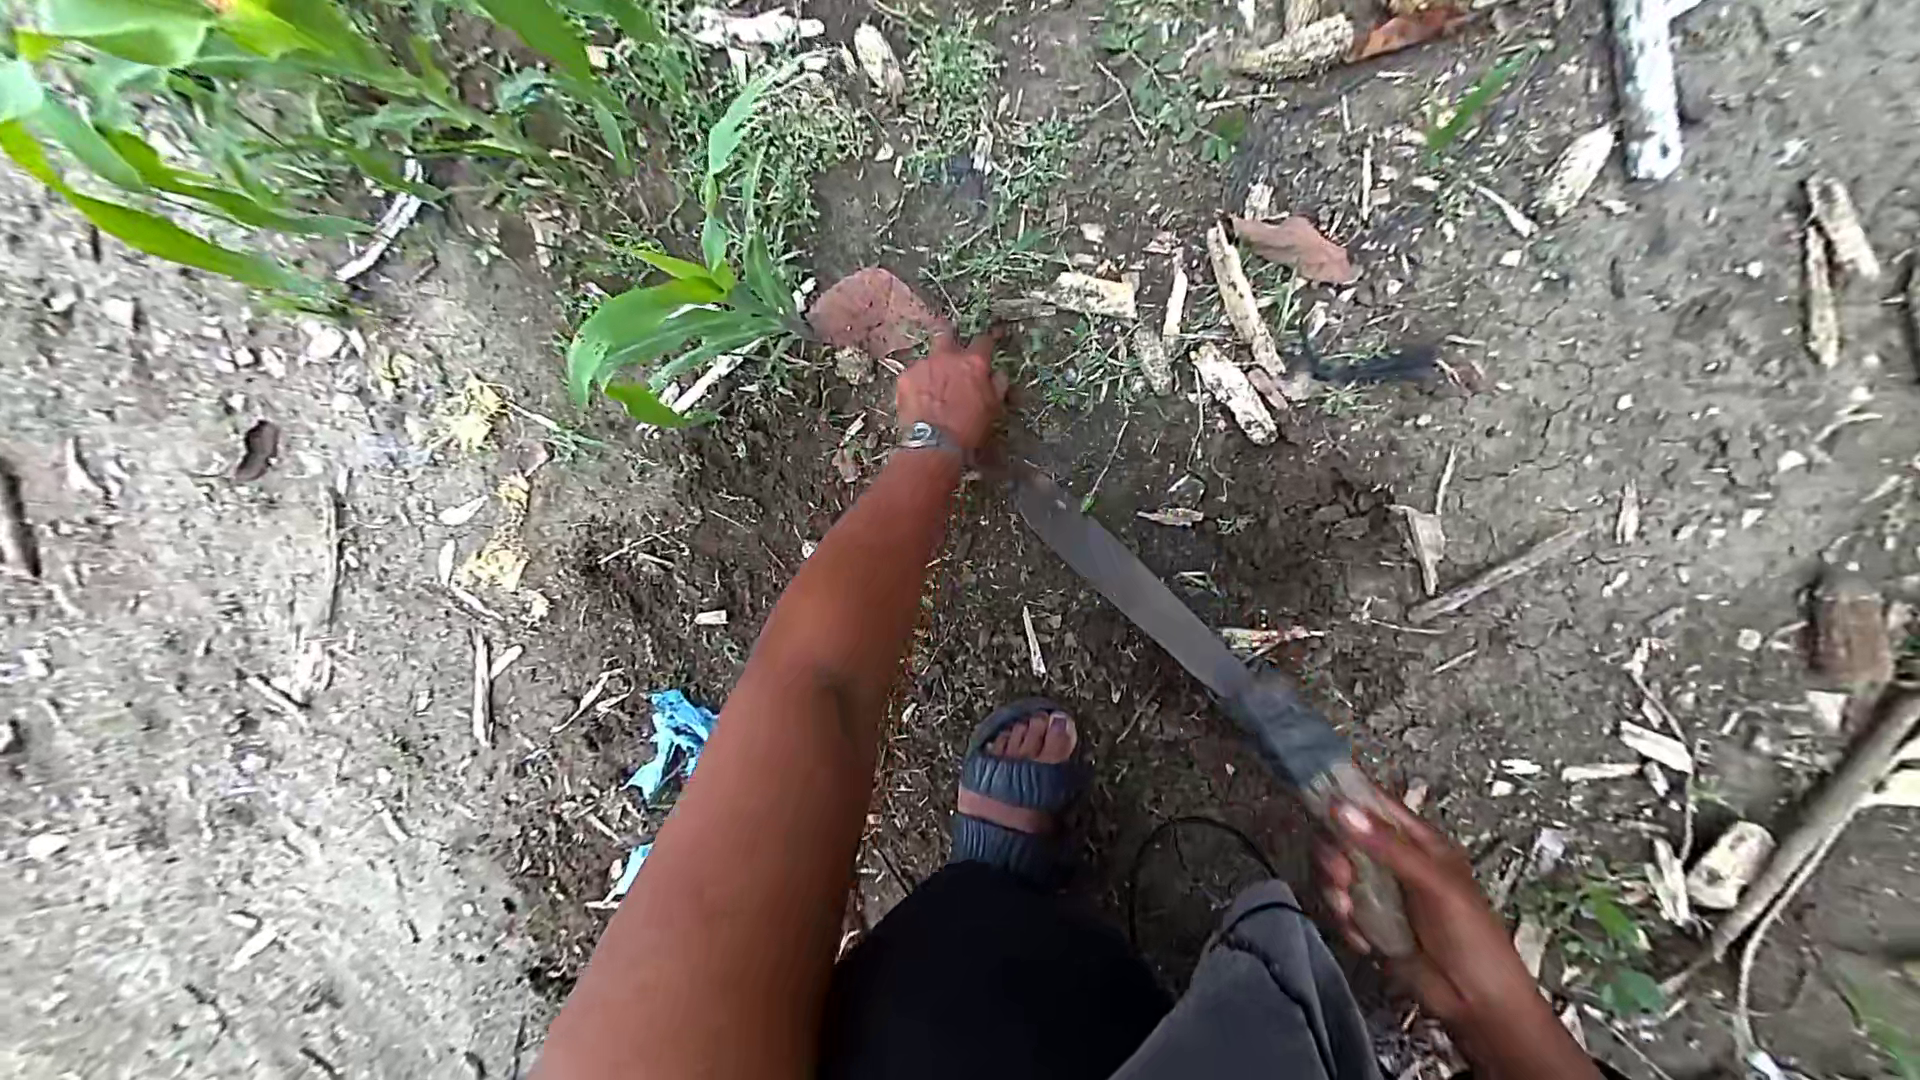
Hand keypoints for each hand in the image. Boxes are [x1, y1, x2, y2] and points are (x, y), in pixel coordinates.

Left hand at [895, 332, 1007, 452]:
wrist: (934, 444)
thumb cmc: (968, 430)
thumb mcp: (993, 409)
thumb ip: (997, 385)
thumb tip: (998, 375)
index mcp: (974, 363)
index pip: (983, 341)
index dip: (985, 343)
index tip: (984, 347)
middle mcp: (948, 357)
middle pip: (948, 334)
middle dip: (951, 339)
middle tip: (951, 355)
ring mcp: (924, 365)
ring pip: (929, 358)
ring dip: (933, 368)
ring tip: (933, 389)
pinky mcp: (905, 377)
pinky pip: (914, 374)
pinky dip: (917, 383)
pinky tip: (919, 399)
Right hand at [1315, 799, 1599, 1079]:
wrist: (1479, 1008)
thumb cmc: (1475, 941)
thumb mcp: (1436, 885)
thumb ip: (1389, 846)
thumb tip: (1343, 809)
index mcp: (1413, 840)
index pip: (1370, 802)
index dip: (1343, 796)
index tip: (1318, 802)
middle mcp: (1389, 857)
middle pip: (1338, 834)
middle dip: (1332, 855)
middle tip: (1341, 875)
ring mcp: (1375, 887)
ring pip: (1330, 868)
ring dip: (1334, 889)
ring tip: (1350, 910)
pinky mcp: (1364, 915)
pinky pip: (1334, 903)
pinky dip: (1342, 919)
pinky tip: (1362, 935)